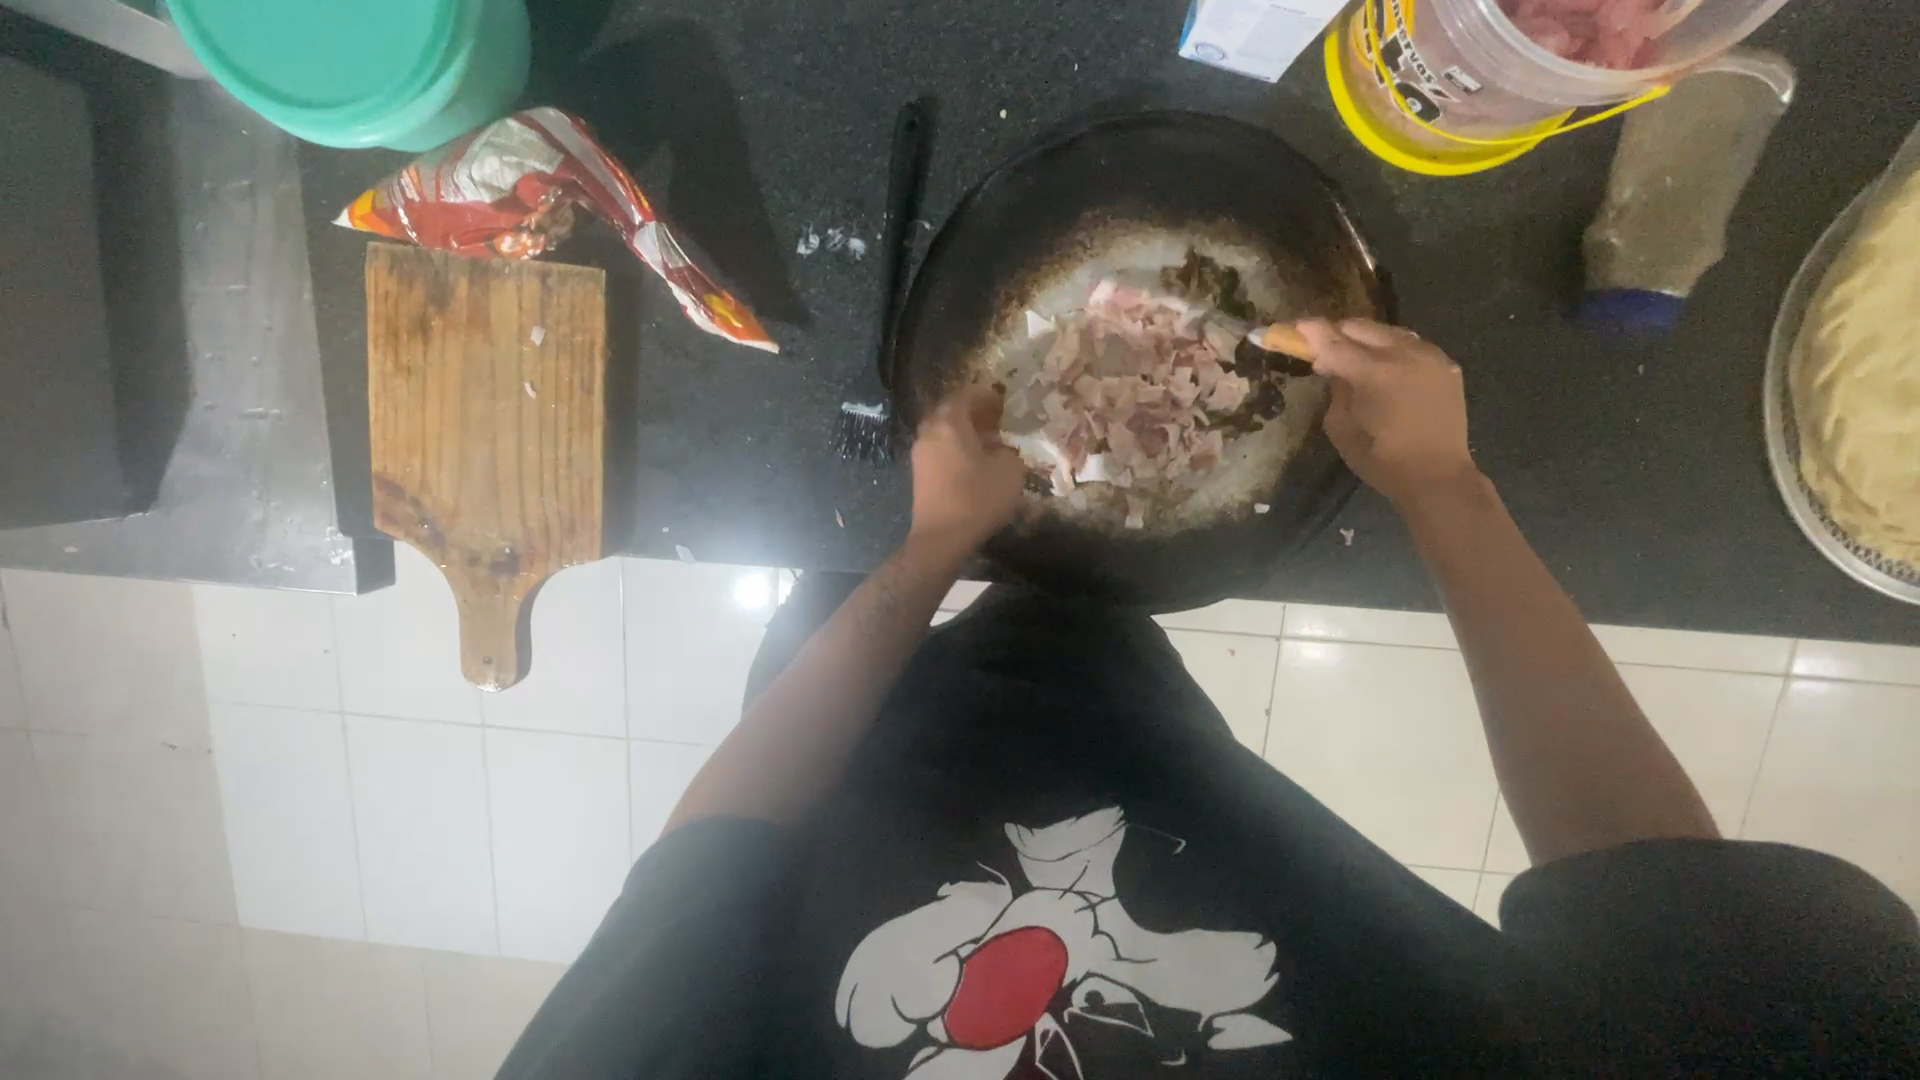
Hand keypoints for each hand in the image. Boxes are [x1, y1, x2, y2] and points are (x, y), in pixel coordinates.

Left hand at [908, 385, 1026, 555]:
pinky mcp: (919, 474)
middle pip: (950, 412)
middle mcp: (930, 432)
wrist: (941, 537)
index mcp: (949, 422)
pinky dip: (955, 448)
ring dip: (964, 432)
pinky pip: (939, 450)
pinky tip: (973, 463)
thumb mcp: (1010, 470)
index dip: (986, 395)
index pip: (966, 396)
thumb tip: (999, 450)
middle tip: (995, 420)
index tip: (1001, 401)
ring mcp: (920, 453)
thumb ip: (1007, 451)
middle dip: (973, 413)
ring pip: (943, 432)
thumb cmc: (977, 498)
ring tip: (987, 442)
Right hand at [1298, 318, 1480, 507]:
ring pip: (1388, 332)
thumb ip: (1336, 390)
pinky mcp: (1445, 364)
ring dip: (1364, 339)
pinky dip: (1389, 349)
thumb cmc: (1380, 459)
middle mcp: (1405, 354)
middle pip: (1362, 327)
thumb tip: (1333, 367)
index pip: (1335, 342)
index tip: (1296, 325)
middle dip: (1336, 332)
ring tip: (1351, 357)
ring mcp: (1430, 356)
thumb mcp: (1341, 427)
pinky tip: (1382, 367)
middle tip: (1320, 347)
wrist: (1437, 474)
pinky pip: (1410, 345)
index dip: (1312, 332)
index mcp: (1375, 373)